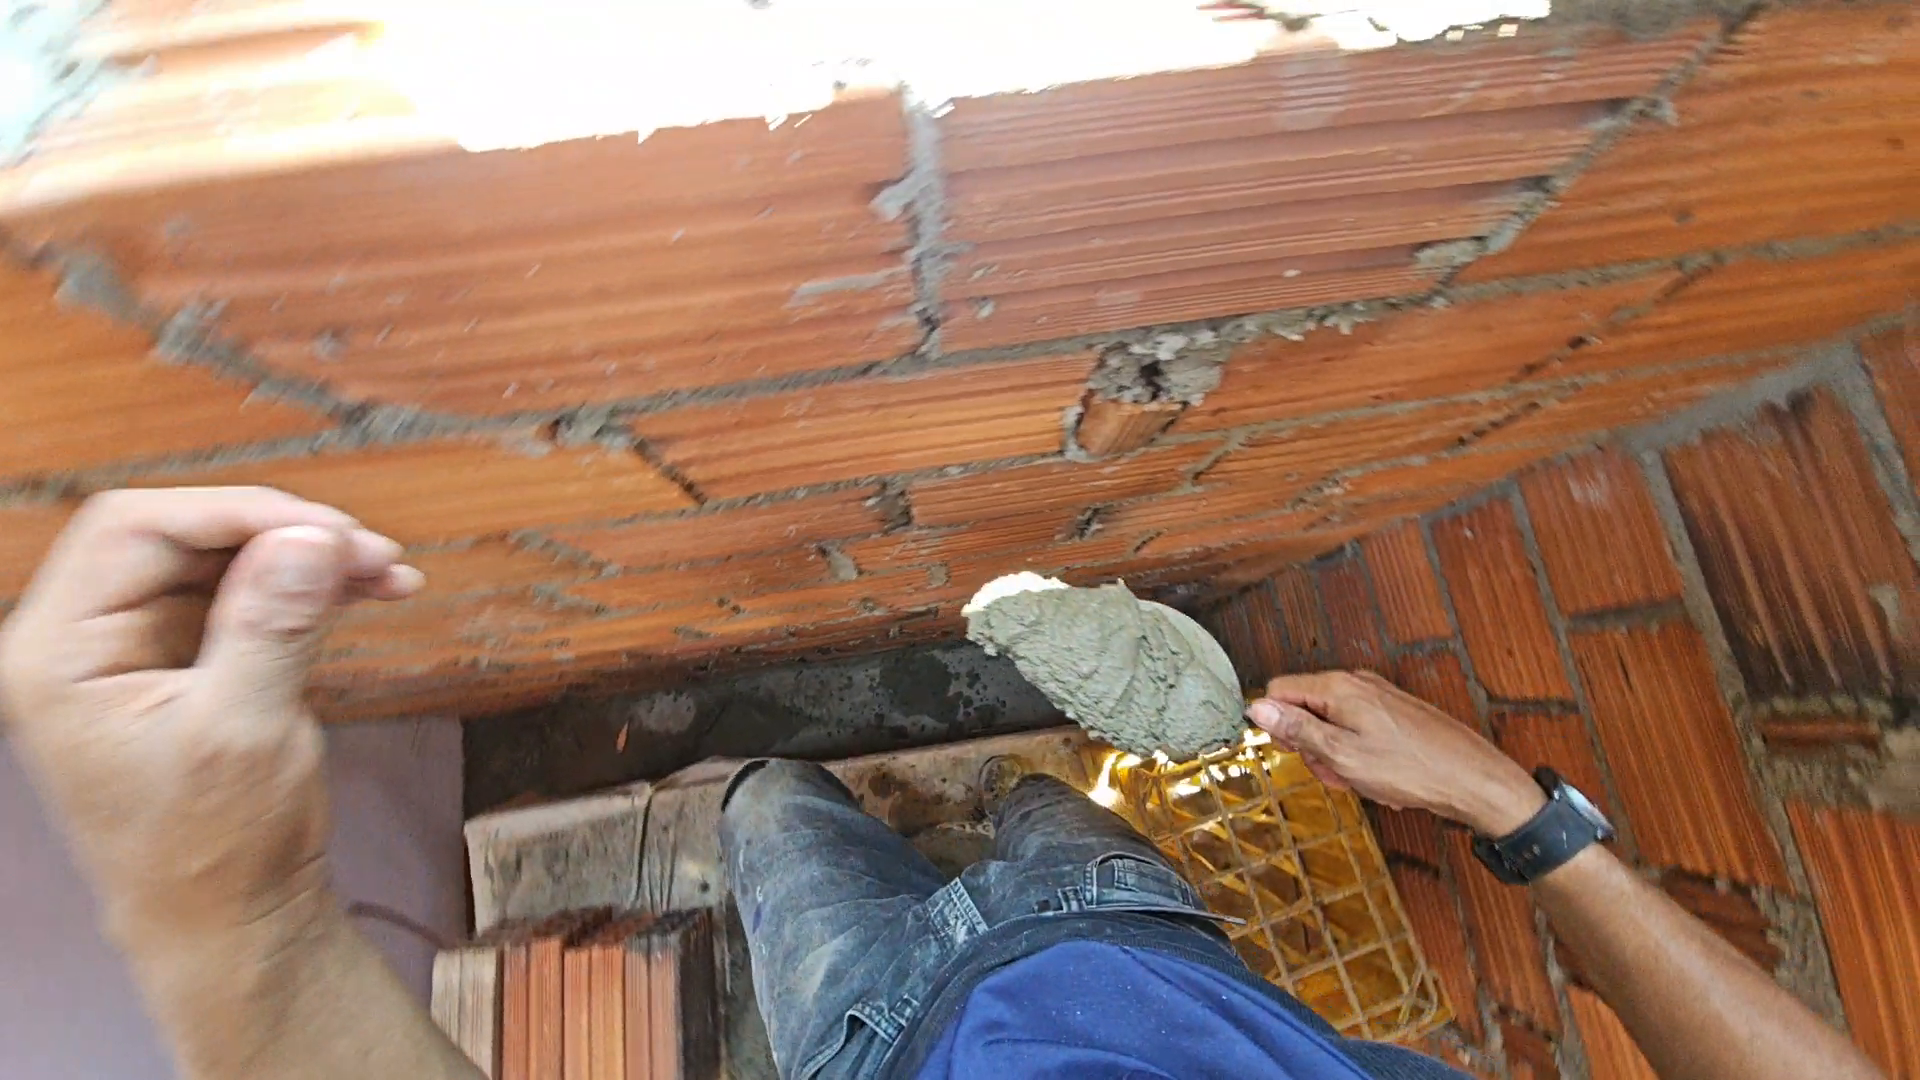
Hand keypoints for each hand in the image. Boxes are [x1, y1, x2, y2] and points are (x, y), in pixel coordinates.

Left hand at [0, 488, 421, 941]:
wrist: (233, 905)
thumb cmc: (218, 835)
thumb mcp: (245, 728)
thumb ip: (271, 626)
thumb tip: (314, 537)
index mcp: (62, 650)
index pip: (139, 529)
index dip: (241, 513)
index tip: (336, 533)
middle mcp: (97, 636)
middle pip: (191, 536)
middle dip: (291, 534)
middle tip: (376, 554)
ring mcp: (152, 646)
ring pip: (236, 560)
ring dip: (318, 558)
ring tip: (392, 574)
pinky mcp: (206, 658)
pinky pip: (263, 594)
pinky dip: (324, 585)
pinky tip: (378, 592)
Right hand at [1246, 670, 1544, 835]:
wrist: (1477, 781)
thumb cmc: (1413, 769)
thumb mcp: (1341, 754)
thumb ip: (1295, 729)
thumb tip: (1256, 707)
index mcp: (1336, 688)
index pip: (1277, 691)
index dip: (1278, 724)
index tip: (1296, 752)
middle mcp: (1355, 683)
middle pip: (1304, 708)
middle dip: (1312, 745)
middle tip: (1335, 772)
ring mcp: (1376, 696)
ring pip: (1330, 721)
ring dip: (1336, 754)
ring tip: (1362, 778)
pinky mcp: (1393, 711)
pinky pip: (1356, 728)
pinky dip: (1359, 752)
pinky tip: (1379, 774)